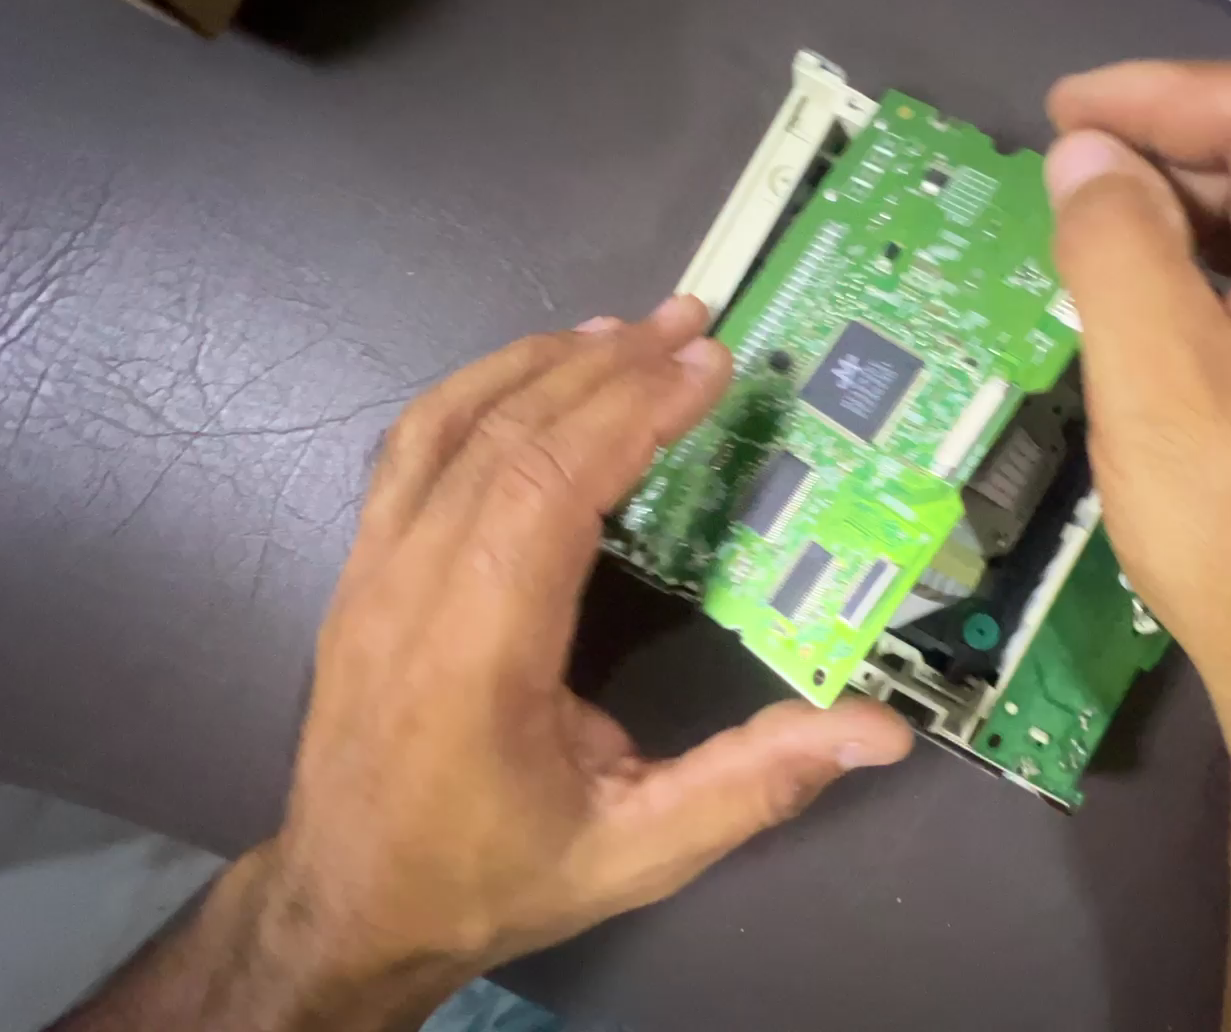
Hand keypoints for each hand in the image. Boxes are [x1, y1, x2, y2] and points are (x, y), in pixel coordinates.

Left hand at [274, 296, 911, 976]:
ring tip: (627, 327)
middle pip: (510, 436)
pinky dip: (484, 385)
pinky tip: (540, 369)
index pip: (552, 487)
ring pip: (451, 422)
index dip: (635, 412)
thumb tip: (879, 731)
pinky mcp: (366, 563)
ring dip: (545, 360)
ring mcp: (372, 567)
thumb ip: (759, 781)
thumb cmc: (498, 872)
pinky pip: (417, 444)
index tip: (708, 366)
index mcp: (478, 652)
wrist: (351, 906)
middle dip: (610, 367)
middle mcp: (411, 589)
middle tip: (690, 324)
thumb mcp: (643, 848)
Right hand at [1043, 63, 1230, 793]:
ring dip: (1173, 215)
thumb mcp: (1156, 385)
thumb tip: (1083, 157)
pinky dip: (1199, 270)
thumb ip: (1115, 249)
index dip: (1154, 95)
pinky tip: (1139, 290)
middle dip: (1161, 156)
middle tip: (1062, 177)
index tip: (1060, 110)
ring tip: (1085, 230)